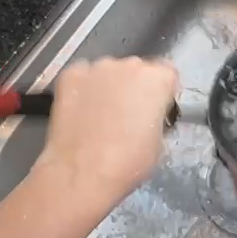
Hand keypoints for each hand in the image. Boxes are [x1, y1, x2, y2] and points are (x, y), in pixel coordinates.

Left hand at [34, 57, 179, 208]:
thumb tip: (146, 115)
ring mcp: (97, 67)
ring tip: (98, 116)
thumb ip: (156, 116)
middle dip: (133, 87)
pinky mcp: (70, 75)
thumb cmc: (129, 162)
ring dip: (107, 87)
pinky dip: (82, 89)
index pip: (166, 74)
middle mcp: (130, 64)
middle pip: (136, 70)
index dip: (160, 92)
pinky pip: (82, 77)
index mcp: (158, 79)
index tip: (153, 110)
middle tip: (126, 115)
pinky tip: (79, 112)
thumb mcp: (159, 141)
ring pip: (108, 72)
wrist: (82, 173)